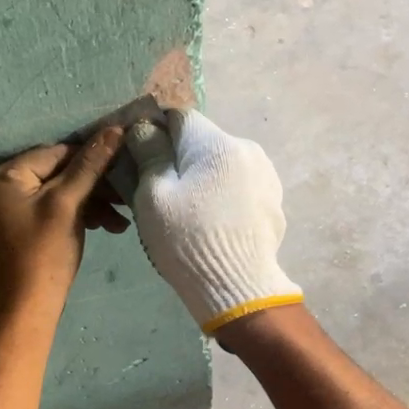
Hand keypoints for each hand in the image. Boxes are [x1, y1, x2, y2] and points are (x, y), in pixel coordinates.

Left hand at [0, 127, 128, 311]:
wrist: (26, 310)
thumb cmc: (43, 253)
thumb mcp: (68, 204)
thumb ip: (90, 165)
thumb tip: (115, 129)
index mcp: (0, 176)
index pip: (54, 153)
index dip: (91, 158)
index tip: (123, 168)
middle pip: (56, 173)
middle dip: (93, 186)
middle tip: (125, 198)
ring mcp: (5, 209)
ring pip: (57, 194)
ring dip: (90, 204)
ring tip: (120, 222)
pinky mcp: (18, 228)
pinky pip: (50, 210)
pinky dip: (77, 216)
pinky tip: (105, 227)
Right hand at [126, 109, 302, 333]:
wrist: (239, 291)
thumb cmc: (189, 240)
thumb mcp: (154, 196)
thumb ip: (148, 154)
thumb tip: (144, 127)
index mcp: (218, 144)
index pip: (178, 117)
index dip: (153, 133)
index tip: (137, 159)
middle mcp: (247, 150)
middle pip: (199, 142)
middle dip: (175, 159)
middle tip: (155, 192)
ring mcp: (265, 177)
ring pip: (218, 165)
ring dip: (198, 178)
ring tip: (183, 213)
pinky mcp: (271, 203)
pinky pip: (235, 186)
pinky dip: (218, 196)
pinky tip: (209, 224)